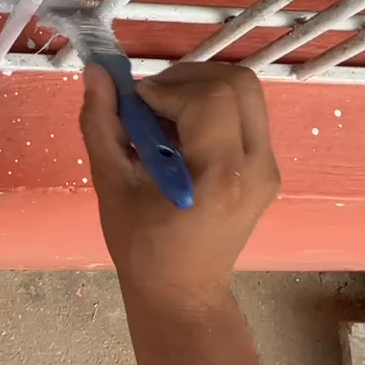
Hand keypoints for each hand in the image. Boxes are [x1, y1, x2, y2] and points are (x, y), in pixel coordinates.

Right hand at [79, 62, 279, 306]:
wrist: (182, 292)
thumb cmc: (140, 245)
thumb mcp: (110, 183)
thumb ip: (101, 122)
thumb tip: (97, 72)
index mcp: (218, 173)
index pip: (208, 97)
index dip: (165, 88)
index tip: (134, 105)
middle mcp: (255, 165)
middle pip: (237, 83)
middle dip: (188, 79)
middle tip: (151, 101)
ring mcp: (267, 167)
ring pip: (246, 94)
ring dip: (200, 90)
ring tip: (165, 116)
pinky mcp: (266, 169)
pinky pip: (246, 116)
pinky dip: (212, 109)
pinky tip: (180, 135)